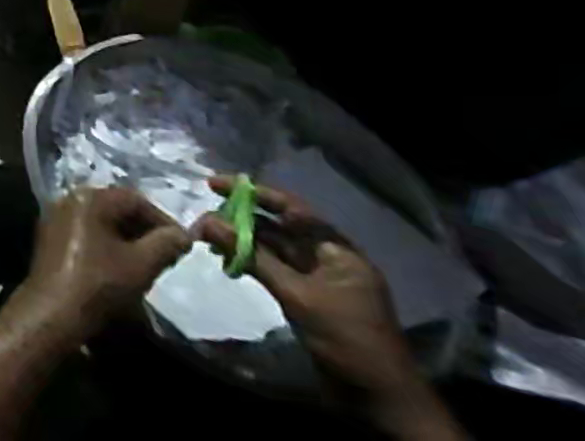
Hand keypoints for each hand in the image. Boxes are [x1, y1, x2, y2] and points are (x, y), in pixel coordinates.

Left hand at [13, 187, 190, 341]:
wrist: (52, 312)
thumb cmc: (99, 284)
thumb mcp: (141, 265)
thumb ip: (166, 245)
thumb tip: (185, 234)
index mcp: (89, 198)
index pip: (135, 199)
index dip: (163, 220)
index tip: (182, 244)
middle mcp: (69, 198)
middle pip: (116, 206)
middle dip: (145, 228)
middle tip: (167, 253)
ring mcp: (56, 216)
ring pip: (102, 219)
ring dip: (128, 236)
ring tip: (148, 261)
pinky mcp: (50, 235)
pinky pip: (86, 230)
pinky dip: (107, 242)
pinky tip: (120, 265)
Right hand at [193, 176, 419, 398]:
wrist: (381, 400)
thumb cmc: (346, 339)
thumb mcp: (298, 296)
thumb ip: (253, 257)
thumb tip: (209, 222)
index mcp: (337, 249)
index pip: (290, 208)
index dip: (251, 193)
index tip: (213, 184)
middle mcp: (327, 257)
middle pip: (278, 227)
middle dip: (240, 219)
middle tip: (204, 218)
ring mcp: (317, 278)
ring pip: (272, 248)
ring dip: (241, 241)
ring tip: (207, 238)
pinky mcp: (307, 296)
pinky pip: (273, 268)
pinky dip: (250, 261)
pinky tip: (227, 260)